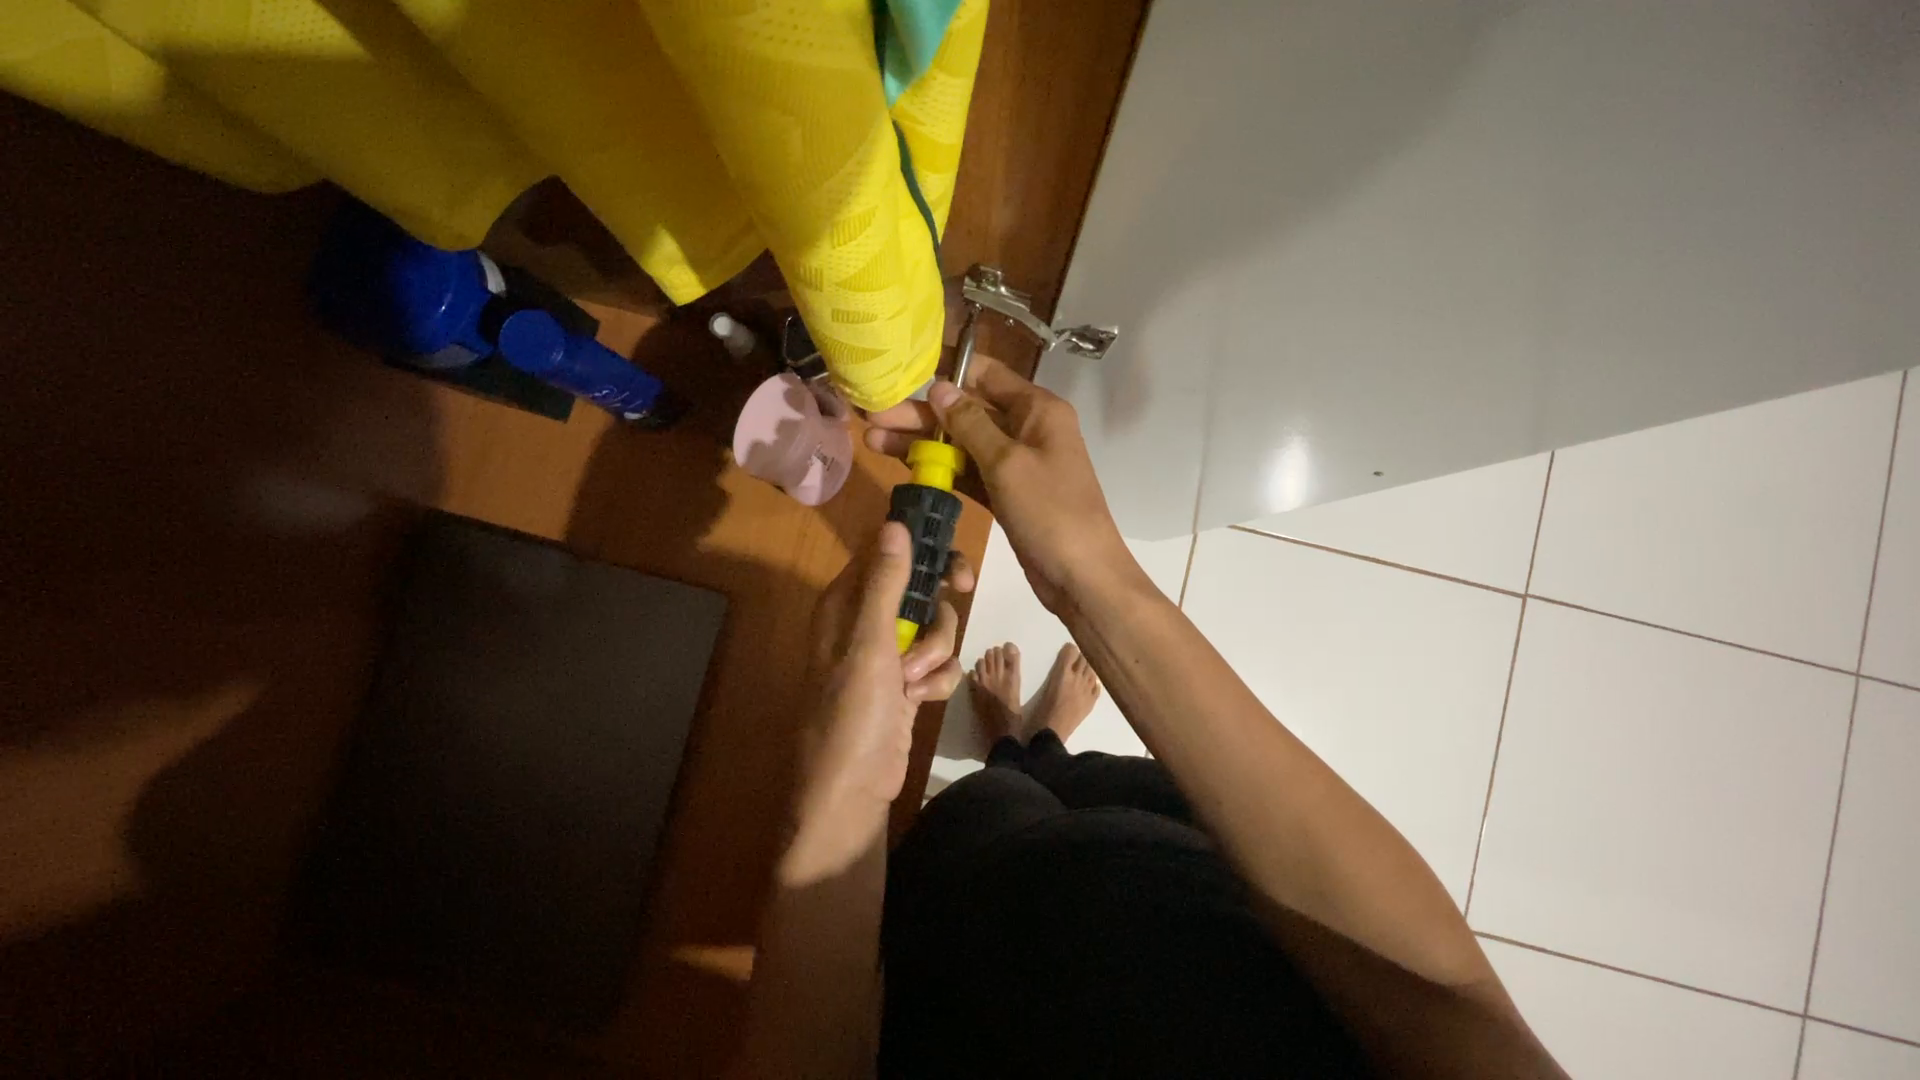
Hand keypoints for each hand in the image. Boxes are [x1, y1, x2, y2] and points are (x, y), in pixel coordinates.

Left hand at [786, 522, 972, 882]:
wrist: (853, 791)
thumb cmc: (852, 714)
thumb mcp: (869, 645)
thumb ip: (886, 585)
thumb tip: (895, 524)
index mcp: (846, 604)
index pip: (887, 553)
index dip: (921, 548)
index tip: (952, 555)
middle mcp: (865, 624)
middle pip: (918, 588)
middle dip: (936, 605)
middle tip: (964, 589)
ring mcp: (887, 657)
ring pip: (934, 627)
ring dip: (935, 651)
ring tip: (913, 681)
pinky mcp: (906, 686)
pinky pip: (938, 663)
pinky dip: (937, 679)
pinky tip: (922, 700)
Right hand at [866, 353, 1136, 613]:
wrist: (1081, 576)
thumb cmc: (1049, 512)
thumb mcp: (1007, 463)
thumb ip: (970, 424)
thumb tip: (939, 386)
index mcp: (1037, 409)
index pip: (986, 374)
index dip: (945, 372)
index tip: (901, 375)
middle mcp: (1027, 428)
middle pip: (968, 410)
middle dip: (922, 414)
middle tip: (874, 418)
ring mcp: (1016, 463)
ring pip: (964, 443)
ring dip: (924, 442)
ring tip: (874, 441)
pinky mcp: (1006, 493)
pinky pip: (969, 472)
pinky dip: (941, 469)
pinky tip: (905, 466)